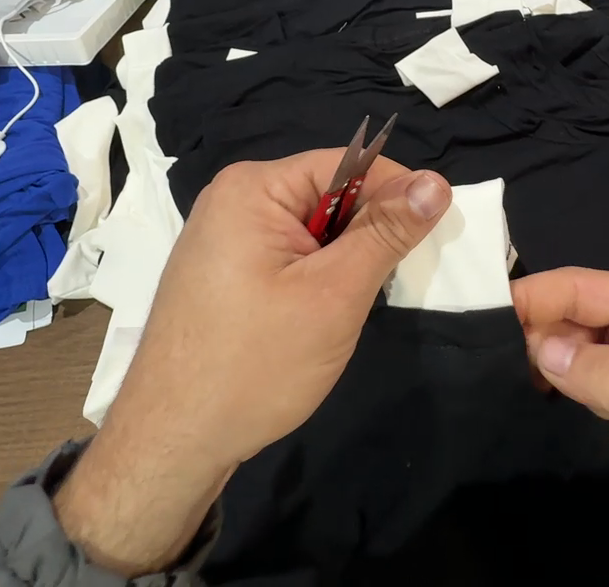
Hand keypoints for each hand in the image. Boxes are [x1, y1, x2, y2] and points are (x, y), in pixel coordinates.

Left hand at [55, 150, 451, 575]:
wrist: (171, 446)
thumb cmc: (256, 364)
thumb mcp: (335, 294)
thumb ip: (387, 233)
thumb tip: (437, 182)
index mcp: (254, 187)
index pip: (347, 163)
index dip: (395, 191)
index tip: (433, 230)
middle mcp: (233, 199)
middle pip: (328, 193)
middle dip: (365, 232)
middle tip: (382, 283)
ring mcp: (223, 236)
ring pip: (312, 228)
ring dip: (341, 259)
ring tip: (345, 305)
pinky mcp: (223, 270)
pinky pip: (287, 252)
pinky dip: (315, 275)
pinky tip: (315, 315)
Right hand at [512, 268, 608, 586]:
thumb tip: (543, 344)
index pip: (594, 288)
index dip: (542, 293)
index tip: (488, 311)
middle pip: (579, 305)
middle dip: (533, 315)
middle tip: (480, 341)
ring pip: (573, 334)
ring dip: (535, 341)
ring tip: (489, 356)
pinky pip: (577, 367)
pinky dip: (548, 369)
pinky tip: (523, 379)